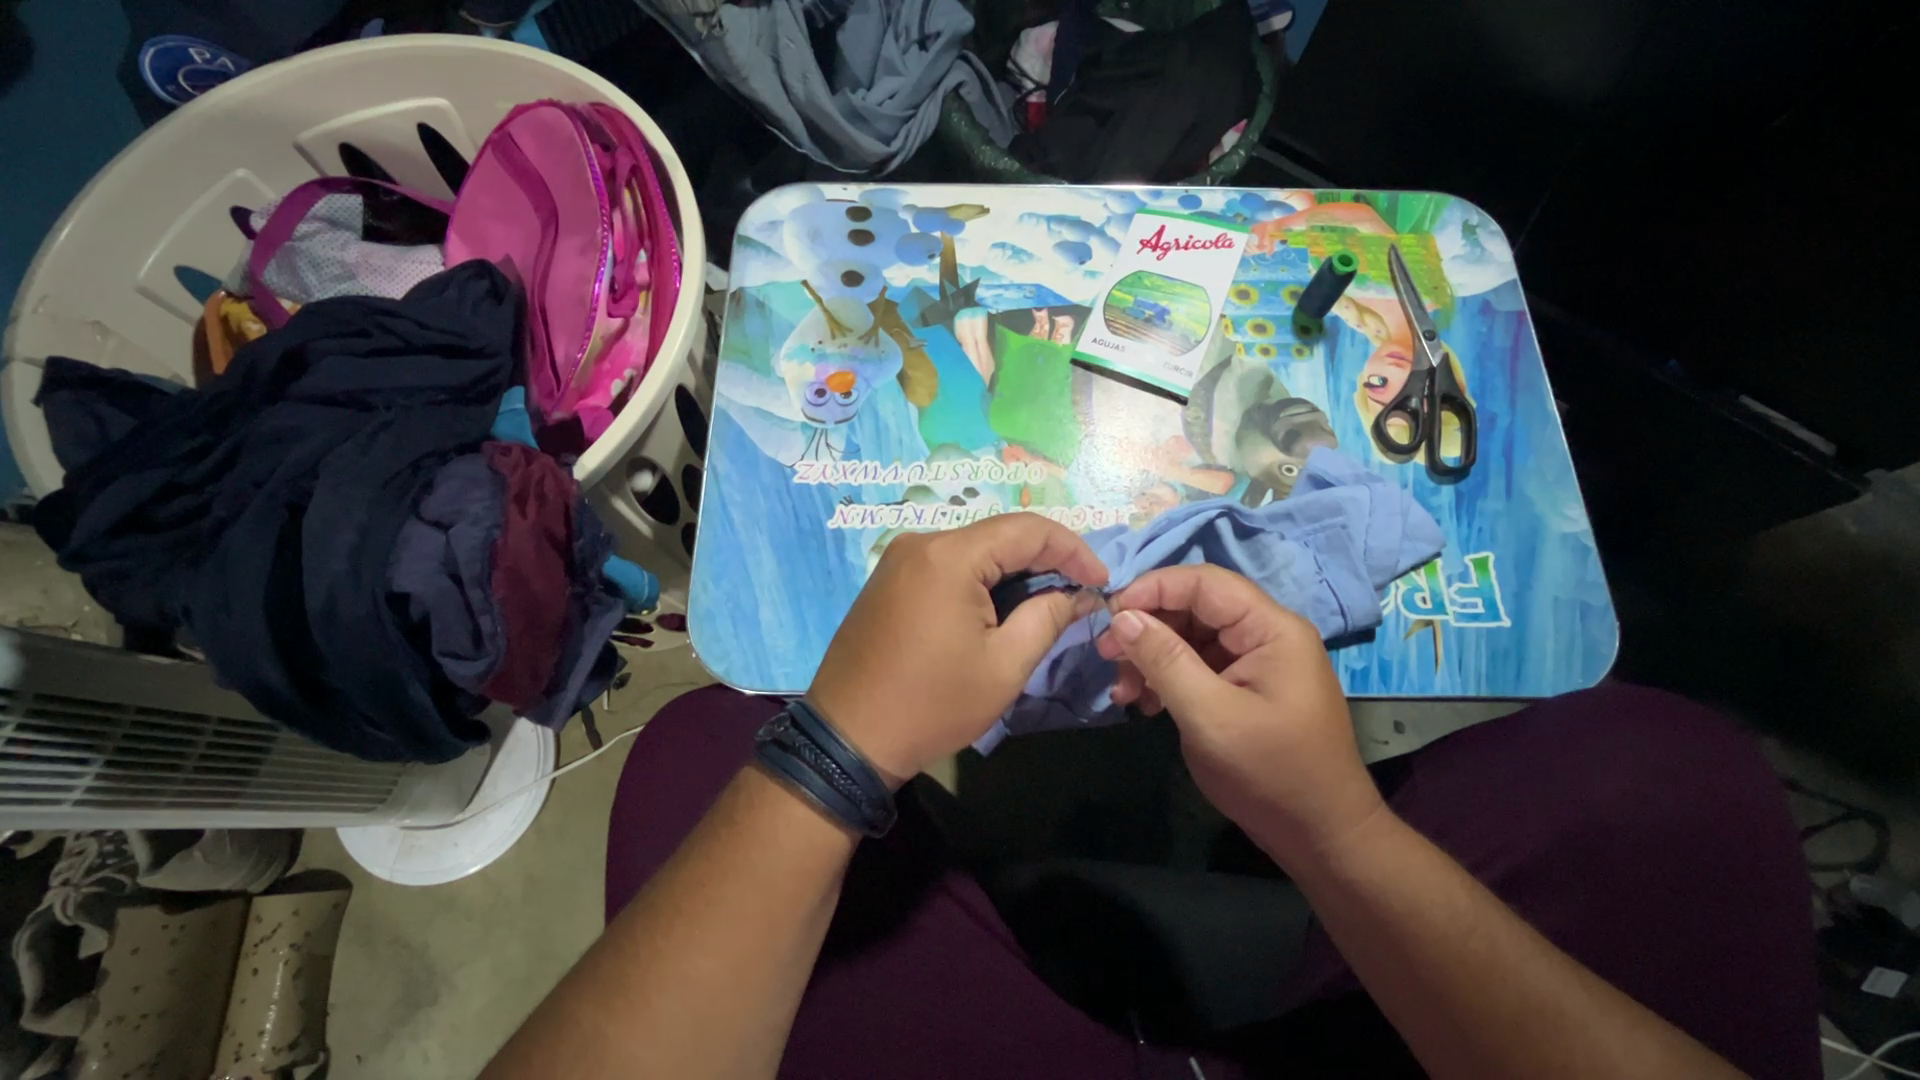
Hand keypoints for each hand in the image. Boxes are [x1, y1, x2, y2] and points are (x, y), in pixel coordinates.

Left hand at [809, 514, 1108, 785]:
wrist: (847, 740)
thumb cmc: (932, 705)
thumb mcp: (1004, 666)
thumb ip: (1048, 618)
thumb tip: (1079, 594)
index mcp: (949, 555)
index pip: (1028, 530)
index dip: (1074, 550)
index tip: (1102, 582)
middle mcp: (921, 542)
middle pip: (999, 536)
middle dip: (1045, 561)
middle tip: (1079, 594)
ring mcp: (898, 560)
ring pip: (973, 550)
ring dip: (1012, 572)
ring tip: (1045, 604)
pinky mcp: (887, 580)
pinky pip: (946, 565)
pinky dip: (980, 580)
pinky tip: (998, 609)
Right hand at [1094, 565, 1384, 864]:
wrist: (1320, 836)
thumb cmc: (1270, 773)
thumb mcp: (1210, 716)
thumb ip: (1165, 661)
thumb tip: (1121, 616)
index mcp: (1271, 629)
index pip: (1204, 583)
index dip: (1152, 589)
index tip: (1109, 616)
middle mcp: (1265, 635)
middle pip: (1194, 607)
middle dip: (1147, 627)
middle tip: (1105, 656)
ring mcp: (1255, 662)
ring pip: (1189, 636)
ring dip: (1150, 657)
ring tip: (1123, 693)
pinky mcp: (1243, 688)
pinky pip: (1196, 665)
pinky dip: (1166, 679)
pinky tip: (1145, 704)